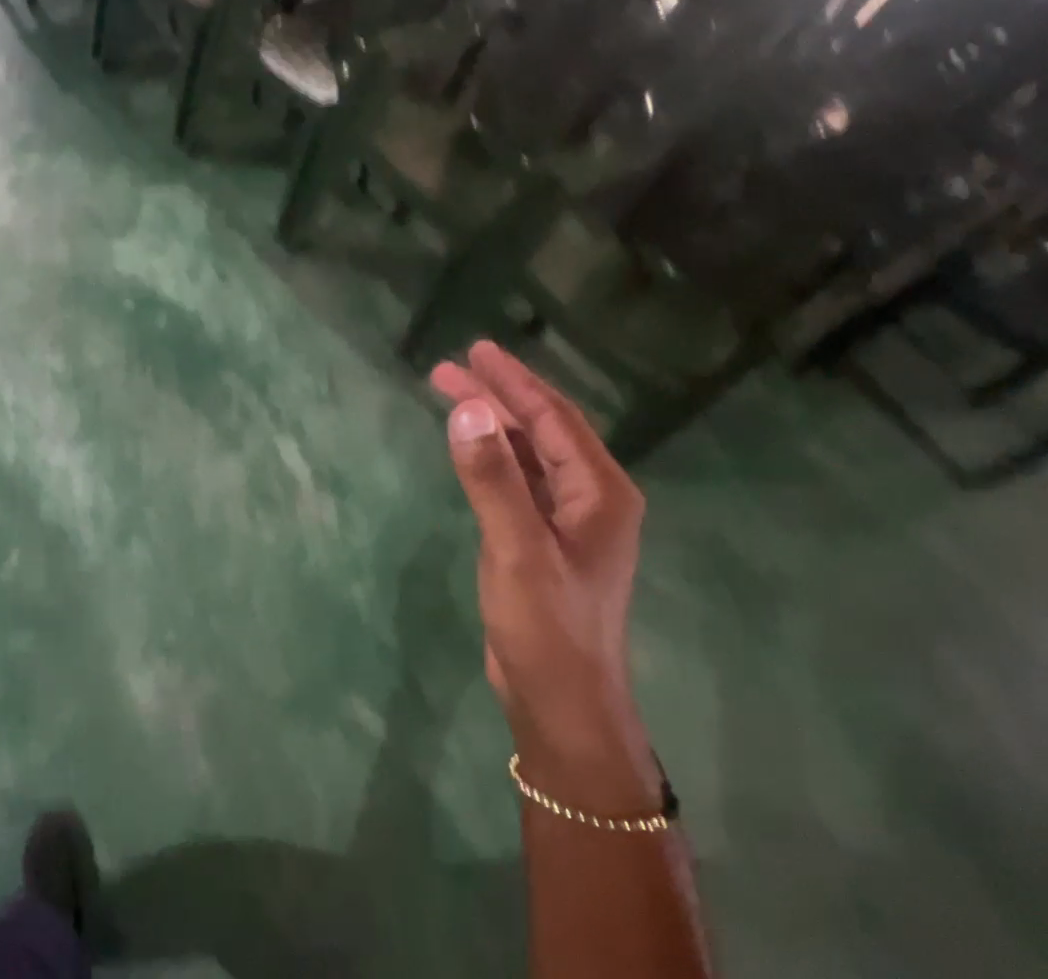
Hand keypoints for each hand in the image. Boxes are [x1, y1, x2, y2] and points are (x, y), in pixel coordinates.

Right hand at [431, 341, 657, 810]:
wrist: (562, 698)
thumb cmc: (547, 625)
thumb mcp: (516, 549)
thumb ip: (491, 479)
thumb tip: (467, 410)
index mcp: (600, 492)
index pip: (552, 419)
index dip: (513, 381)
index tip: (474, 350)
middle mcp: (592, 499)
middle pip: (542, 431)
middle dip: (498, 397)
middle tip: (449, 369)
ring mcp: (569, 524)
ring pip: (530, 457)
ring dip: (494, 426)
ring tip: (453, 397)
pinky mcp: (545, 544)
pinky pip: (521, 485)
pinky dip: (494, 460)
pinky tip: (473, 452)